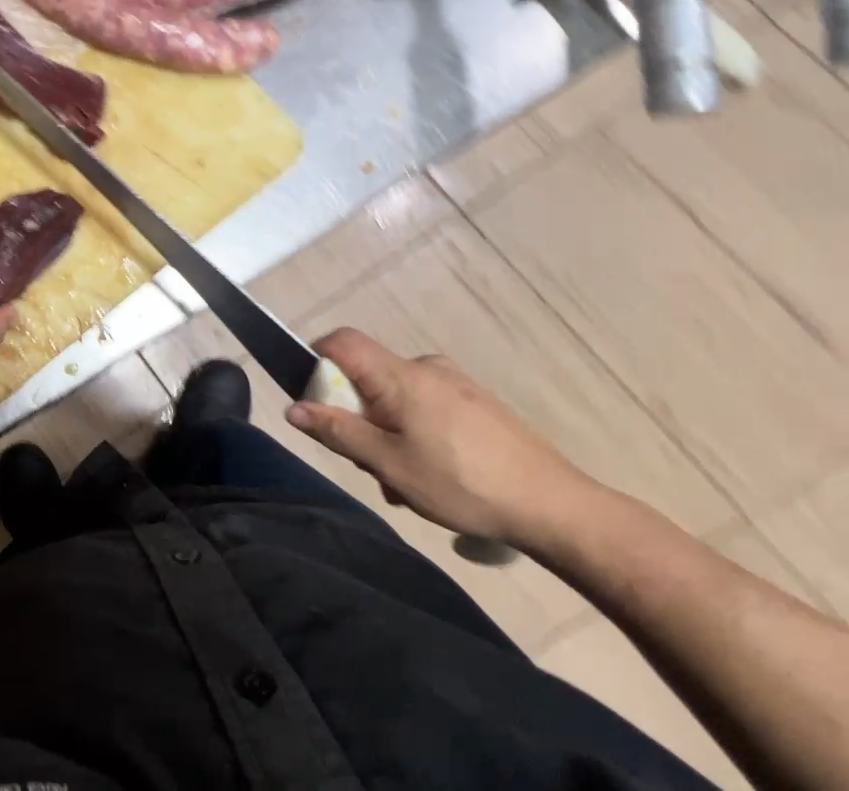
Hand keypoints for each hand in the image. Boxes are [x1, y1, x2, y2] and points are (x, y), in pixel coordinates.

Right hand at [285, 328, 594, 543]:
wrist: (556, 507)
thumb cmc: (463, 484)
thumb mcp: (389, 464)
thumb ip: (338, 432)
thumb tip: (292, 408)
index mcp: (402, 377)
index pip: (342, 341)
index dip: (315, 360)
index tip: (314, 401)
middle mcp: (428, 369)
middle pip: (366, 375)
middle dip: (354, 414)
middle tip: (367, 462)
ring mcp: (457, 385)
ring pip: (395, 396)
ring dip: (385, 431)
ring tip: (403, 480)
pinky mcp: (478, 405)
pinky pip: (425, 407)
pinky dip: (413, 433)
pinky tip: (432, 474)